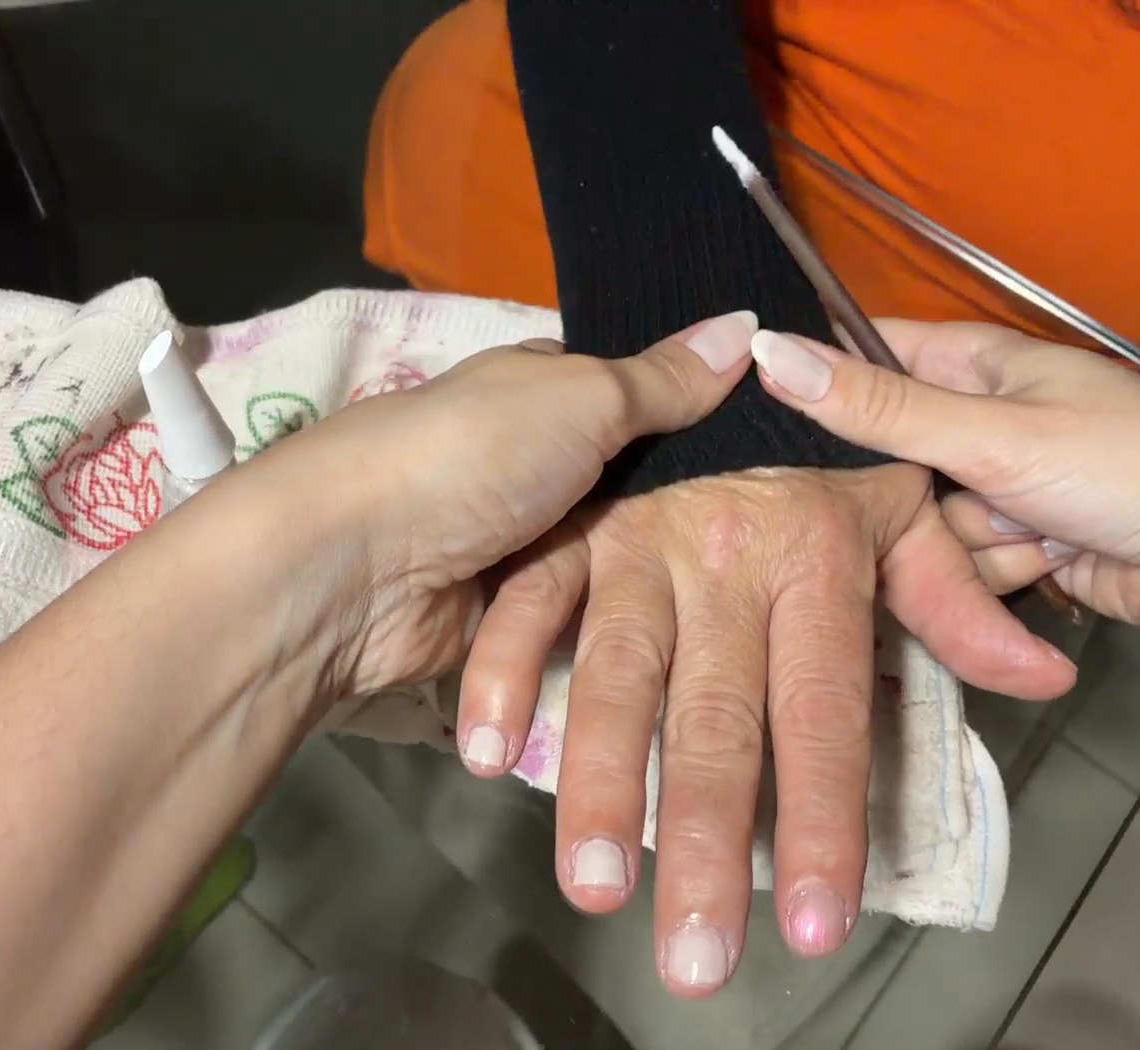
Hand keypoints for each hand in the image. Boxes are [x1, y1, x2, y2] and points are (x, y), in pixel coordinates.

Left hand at [223, 311, 758, 698]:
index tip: (773, 445)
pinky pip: (574, 616)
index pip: (633, 395)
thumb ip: (660, 379)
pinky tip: (689, 637)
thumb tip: (748, 323)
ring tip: (750, 599)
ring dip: (651, 575)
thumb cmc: (474, 456)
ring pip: (608, 558)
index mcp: (540, 394)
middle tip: (774, 541)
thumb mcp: (579, 398)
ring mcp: (516, 540)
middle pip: (628, 487)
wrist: (365, 566)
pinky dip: (609, 622)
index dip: (695, 415)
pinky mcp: (505, 612)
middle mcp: (530, 464)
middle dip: (682, 510)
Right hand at [458, 464, 1075, 992]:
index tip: (814, 932)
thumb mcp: (907, 505)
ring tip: (591, 887)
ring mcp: (635, 544)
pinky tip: (487, 752)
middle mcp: (719, 559)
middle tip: (693, 961)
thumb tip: (1041, 681)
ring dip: (600, 782)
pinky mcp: (574, 533)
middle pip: (713, 714)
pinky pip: (532, 601)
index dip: (822, 818)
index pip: (822, 705)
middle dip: (704, 839)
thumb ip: (954, 591)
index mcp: (811, 555)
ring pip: (615, 673)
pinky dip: (504, 668)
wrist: (734, 366)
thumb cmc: (822, 450)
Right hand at [750, 320, 1139, 647]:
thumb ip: (874, 407)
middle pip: (881, 454)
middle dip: (902, 488)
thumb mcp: (988, 433)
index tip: (763, 415)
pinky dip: (990, 567)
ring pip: (914, 514)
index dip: (816, 374)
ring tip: (1028, 530)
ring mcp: (989, 483)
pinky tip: (1043, 560)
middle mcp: (972, 420)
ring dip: (960, 535)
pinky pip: (953, 555)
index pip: (866, 351)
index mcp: (972, 363)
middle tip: (930, 496)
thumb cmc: (1128, 467)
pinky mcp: (1006, 538)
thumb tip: (766, 353)